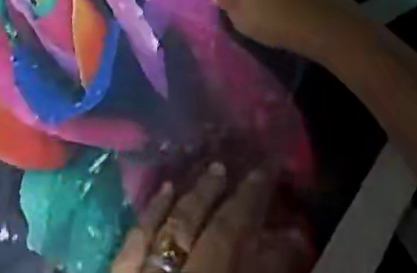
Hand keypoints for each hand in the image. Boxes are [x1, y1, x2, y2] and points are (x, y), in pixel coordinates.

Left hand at [109, 165, 306, 272]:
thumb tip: (284, 247)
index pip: (232, 240)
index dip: (254, 207)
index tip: (270, 176)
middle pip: (203, 230)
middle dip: (226, 196)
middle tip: (244, 170)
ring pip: (166, 227)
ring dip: (191, 198)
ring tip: (209, 173)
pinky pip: (132, 240)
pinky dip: (151, 214)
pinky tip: (164, 194)